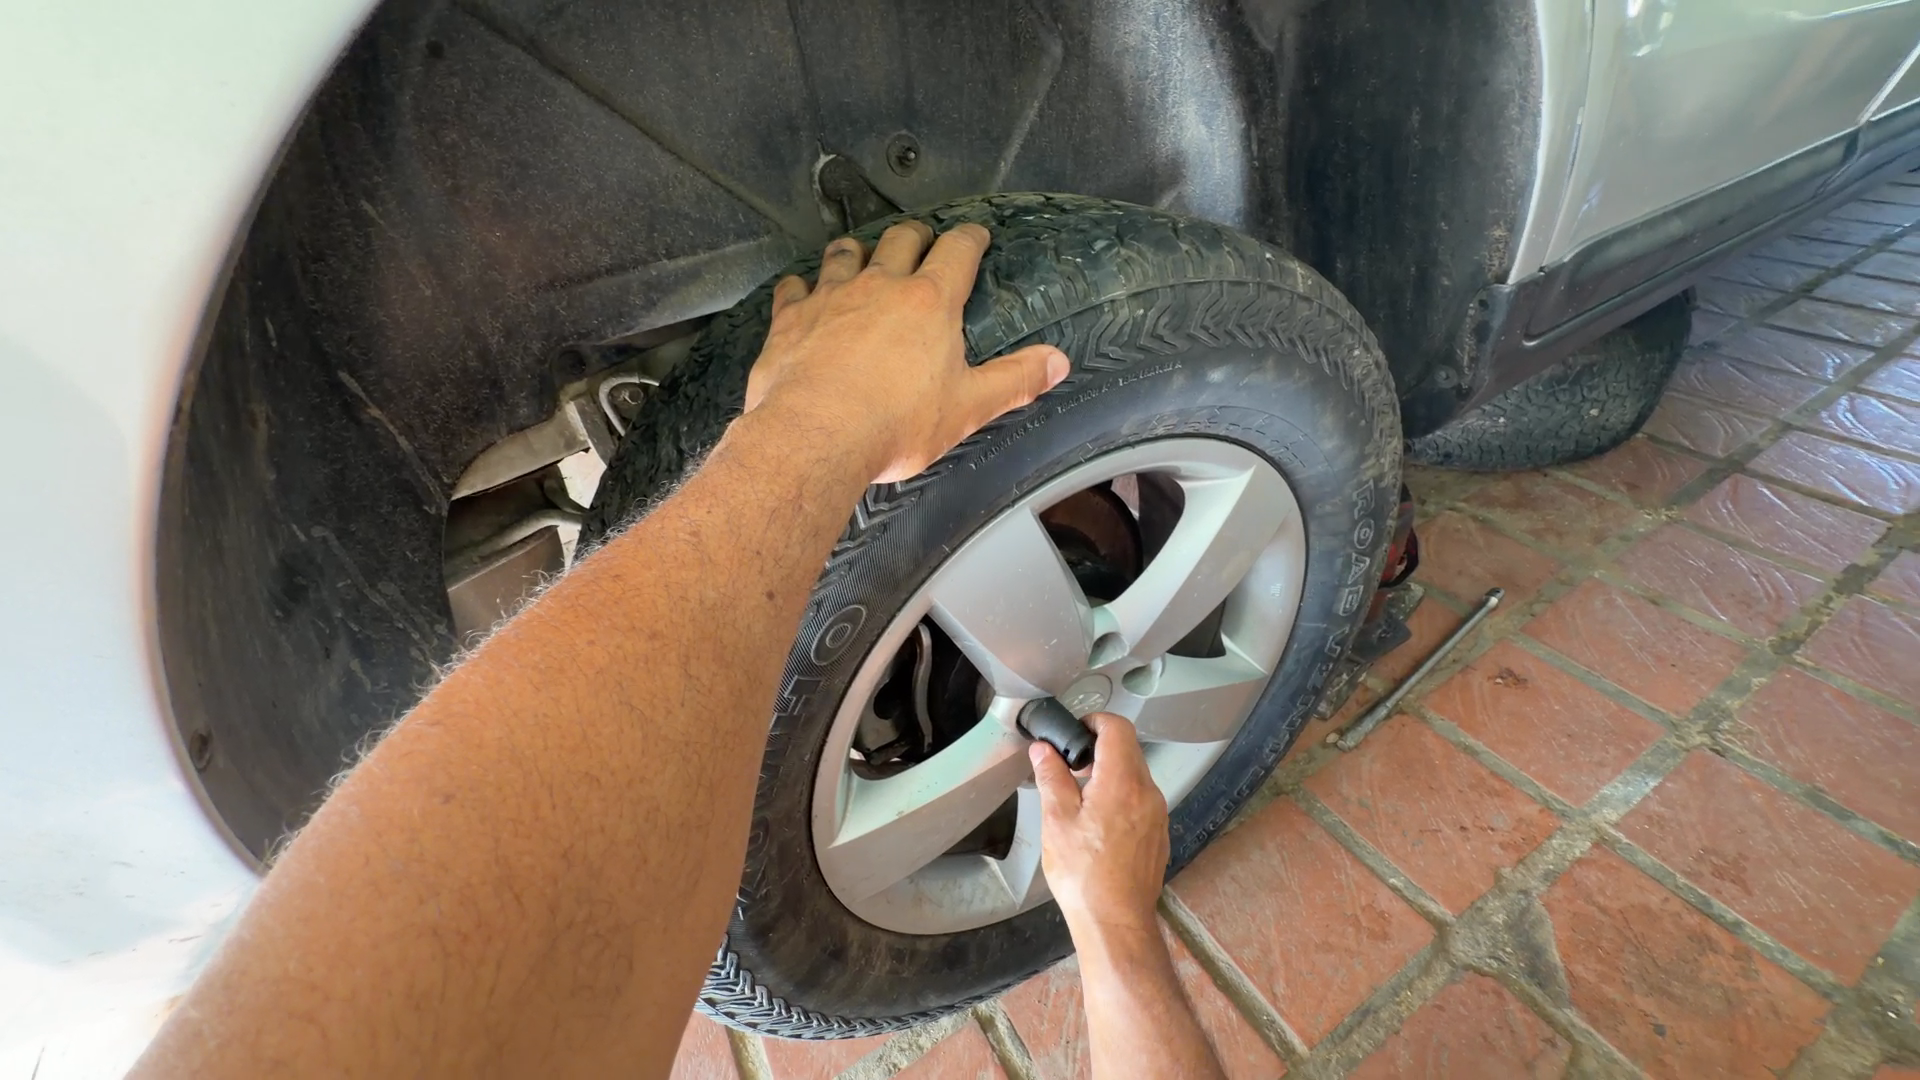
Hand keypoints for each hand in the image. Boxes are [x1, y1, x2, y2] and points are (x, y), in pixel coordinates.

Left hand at [744, 222, 1069, 482]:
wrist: (818, 436)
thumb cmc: (897, 424)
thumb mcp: (969, 407)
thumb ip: (1015, 381)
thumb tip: (1058, 362)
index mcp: (929, 303)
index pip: (957, 251)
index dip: (970, 238)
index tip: (976, 235)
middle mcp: (880, 286)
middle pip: (900, 238)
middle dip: (916, 234)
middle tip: (922, 241)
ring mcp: (831, 297)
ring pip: (845, 253)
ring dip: (857, 250)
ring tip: (862, 256)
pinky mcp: (791, 318)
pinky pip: (794, 286)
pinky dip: (801, 285)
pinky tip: (802, 292)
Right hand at [1029, 713, 1169, 936]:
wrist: (1115, 922)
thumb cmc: (1084, 873)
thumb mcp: (1056, 819)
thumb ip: (1051, 776)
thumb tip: (1043, 749)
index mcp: (1122, 782)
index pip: (1118, 728)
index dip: (1095, 721)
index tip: (1076, 732)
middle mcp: (1148, 793)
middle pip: (1129, 749)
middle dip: (1100, 748)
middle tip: (1071, 765)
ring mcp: (1158, 814)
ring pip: (1136, 775)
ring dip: (1110, 774)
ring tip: (1081, 797)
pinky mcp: (1159, 834)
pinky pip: (1141, 800)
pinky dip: (1121, 796)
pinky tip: (1099, 823)